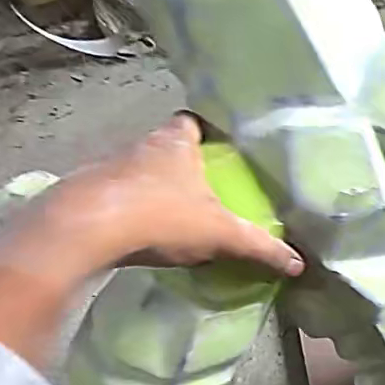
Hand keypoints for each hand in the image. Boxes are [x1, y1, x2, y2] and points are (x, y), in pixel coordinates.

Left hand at [0, 114, 300, 366]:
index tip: (215, 148)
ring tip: (168, 214)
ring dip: (150, 187)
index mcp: (177, 142)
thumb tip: (298, 263)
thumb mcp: (220, 233)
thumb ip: (259, 246)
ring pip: (137, 170)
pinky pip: (114, 195)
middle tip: (198, 188)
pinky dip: (126, 208)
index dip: (204, 131)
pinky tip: (135, 232)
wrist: (88, 228)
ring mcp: (110, 166)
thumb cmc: (162, 216)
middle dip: (179, 163)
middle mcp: (142, 144)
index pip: (192, 121)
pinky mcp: (86, 192)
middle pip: (164, 146)